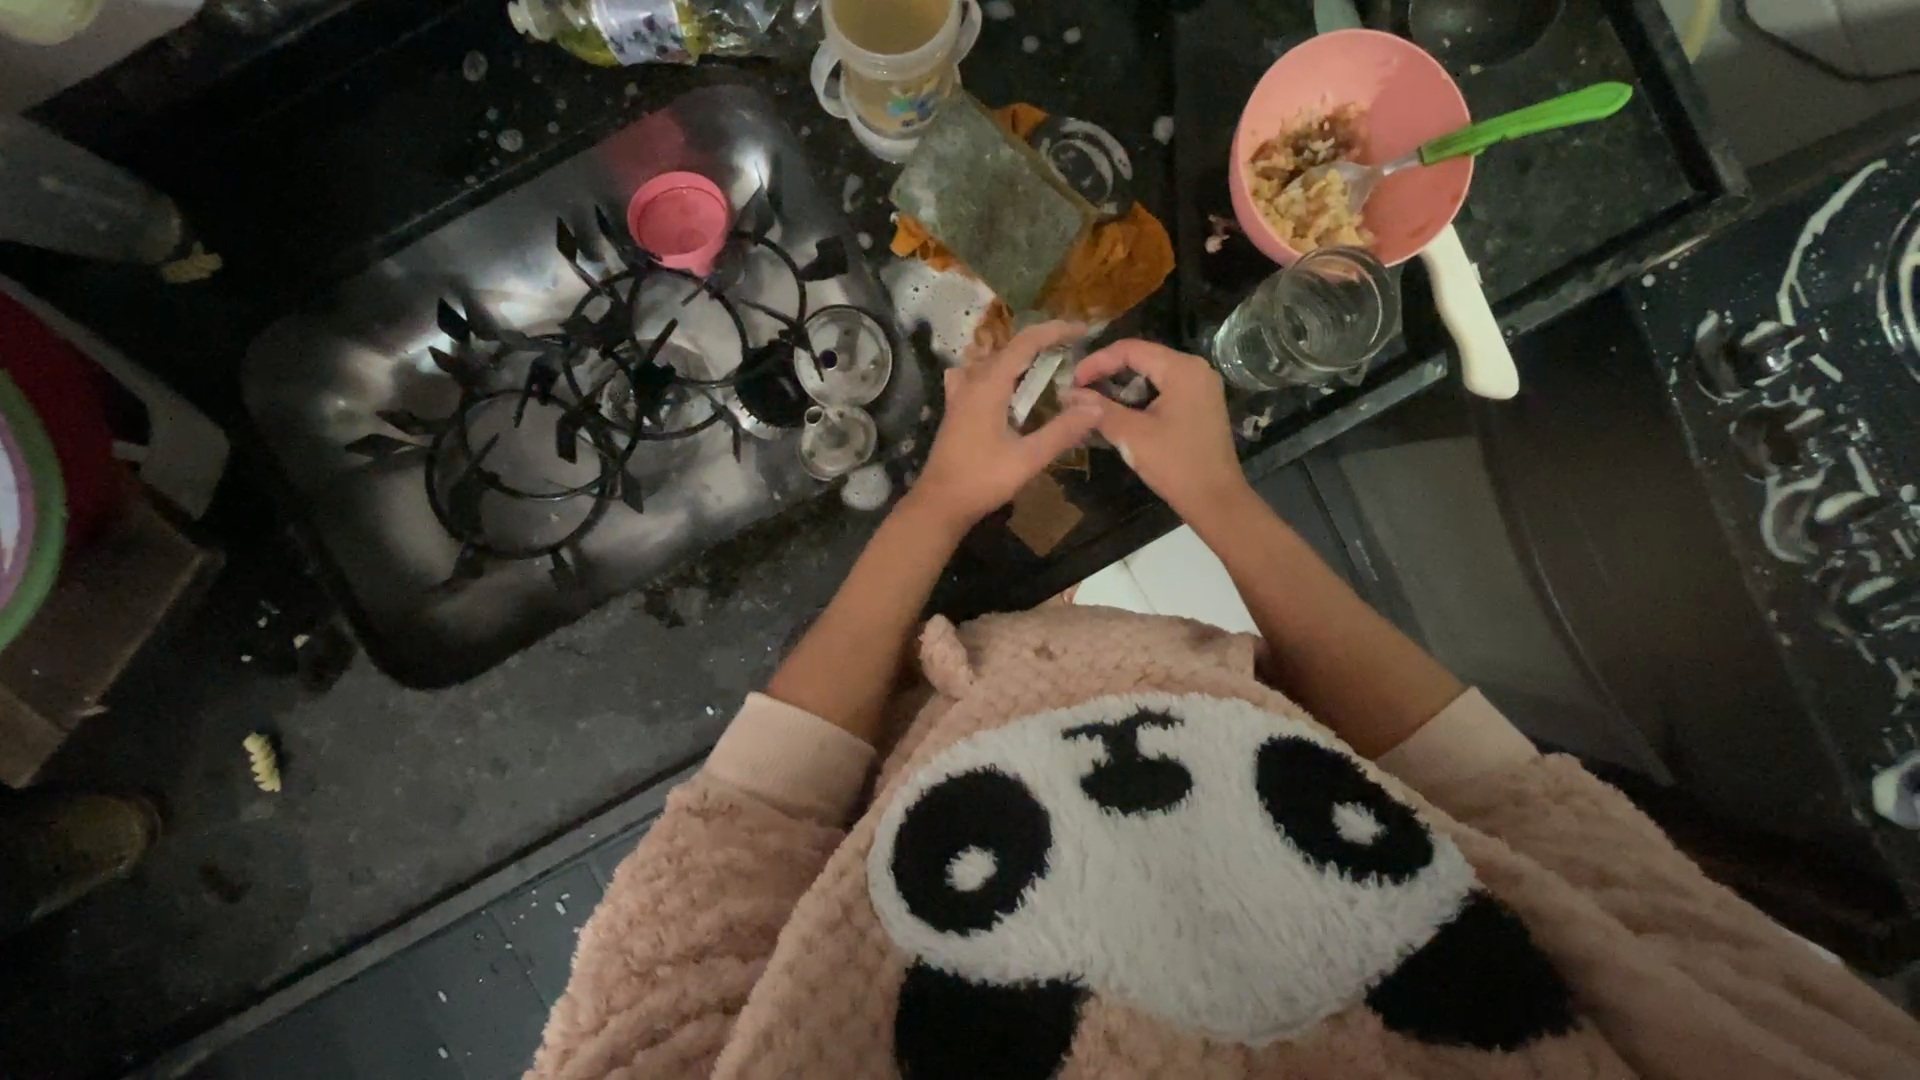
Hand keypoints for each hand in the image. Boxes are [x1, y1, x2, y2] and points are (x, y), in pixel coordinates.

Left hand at [909, 321, 1102, 532]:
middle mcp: (972, 382)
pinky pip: (977, 378)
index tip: (1081, 330)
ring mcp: (960, 396)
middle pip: (1009, 349)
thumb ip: (1063, 430)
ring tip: (1045, 366)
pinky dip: (997, 373)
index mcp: (989, 385)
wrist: (940, 503)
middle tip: (1071, 351)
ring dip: (1019, 358)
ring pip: (992, 362)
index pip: (1025, 343)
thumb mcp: (1028, 457)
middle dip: (1041, 344)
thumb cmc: (982, 479)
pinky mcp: (957, 411)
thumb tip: (1096, 407)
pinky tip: (1005, 387)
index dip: (1054, 331)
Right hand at [1069, 339, 1251, 524]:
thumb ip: (1099, 410)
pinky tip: (1118, 414)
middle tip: (1079, 392)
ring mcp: (1200, 387)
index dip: (1097, 362)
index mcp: (1182, 369)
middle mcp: (1195, 369)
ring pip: (1152, 376)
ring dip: (1121, 388)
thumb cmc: (1175, 464)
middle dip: (1107, 374)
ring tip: (1092, 404)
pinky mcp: (1199, 405)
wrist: (1215, 499)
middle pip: (1142, 359)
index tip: (1072, 381)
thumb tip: (1068, 395)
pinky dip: (1139, 399)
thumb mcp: (1132, 435)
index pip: (1131, 349)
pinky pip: (1163, 391)